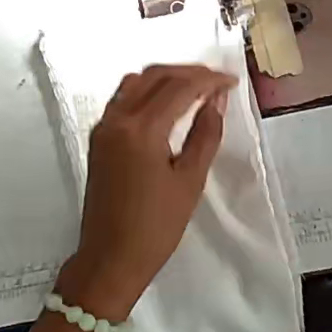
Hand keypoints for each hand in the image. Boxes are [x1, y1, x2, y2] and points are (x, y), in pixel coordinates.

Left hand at [56, 64, 237, 320]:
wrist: (111, 258)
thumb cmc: (156, 227)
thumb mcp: (190, 181)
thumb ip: (205, 135)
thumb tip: (216, 101)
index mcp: (141, 130)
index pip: (179, 87)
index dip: (208, 80)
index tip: (231, 81)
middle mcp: (117, 119)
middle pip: (155, 76)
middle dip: (188, 72)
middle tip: (217, 81)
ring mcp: (103, 128)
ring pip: (135, 83)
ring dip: (166, 77)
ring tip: (195, 88)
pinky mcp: (99, 139)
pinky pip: (123, 99)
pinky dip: (148, 91)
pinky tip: (167, 104)